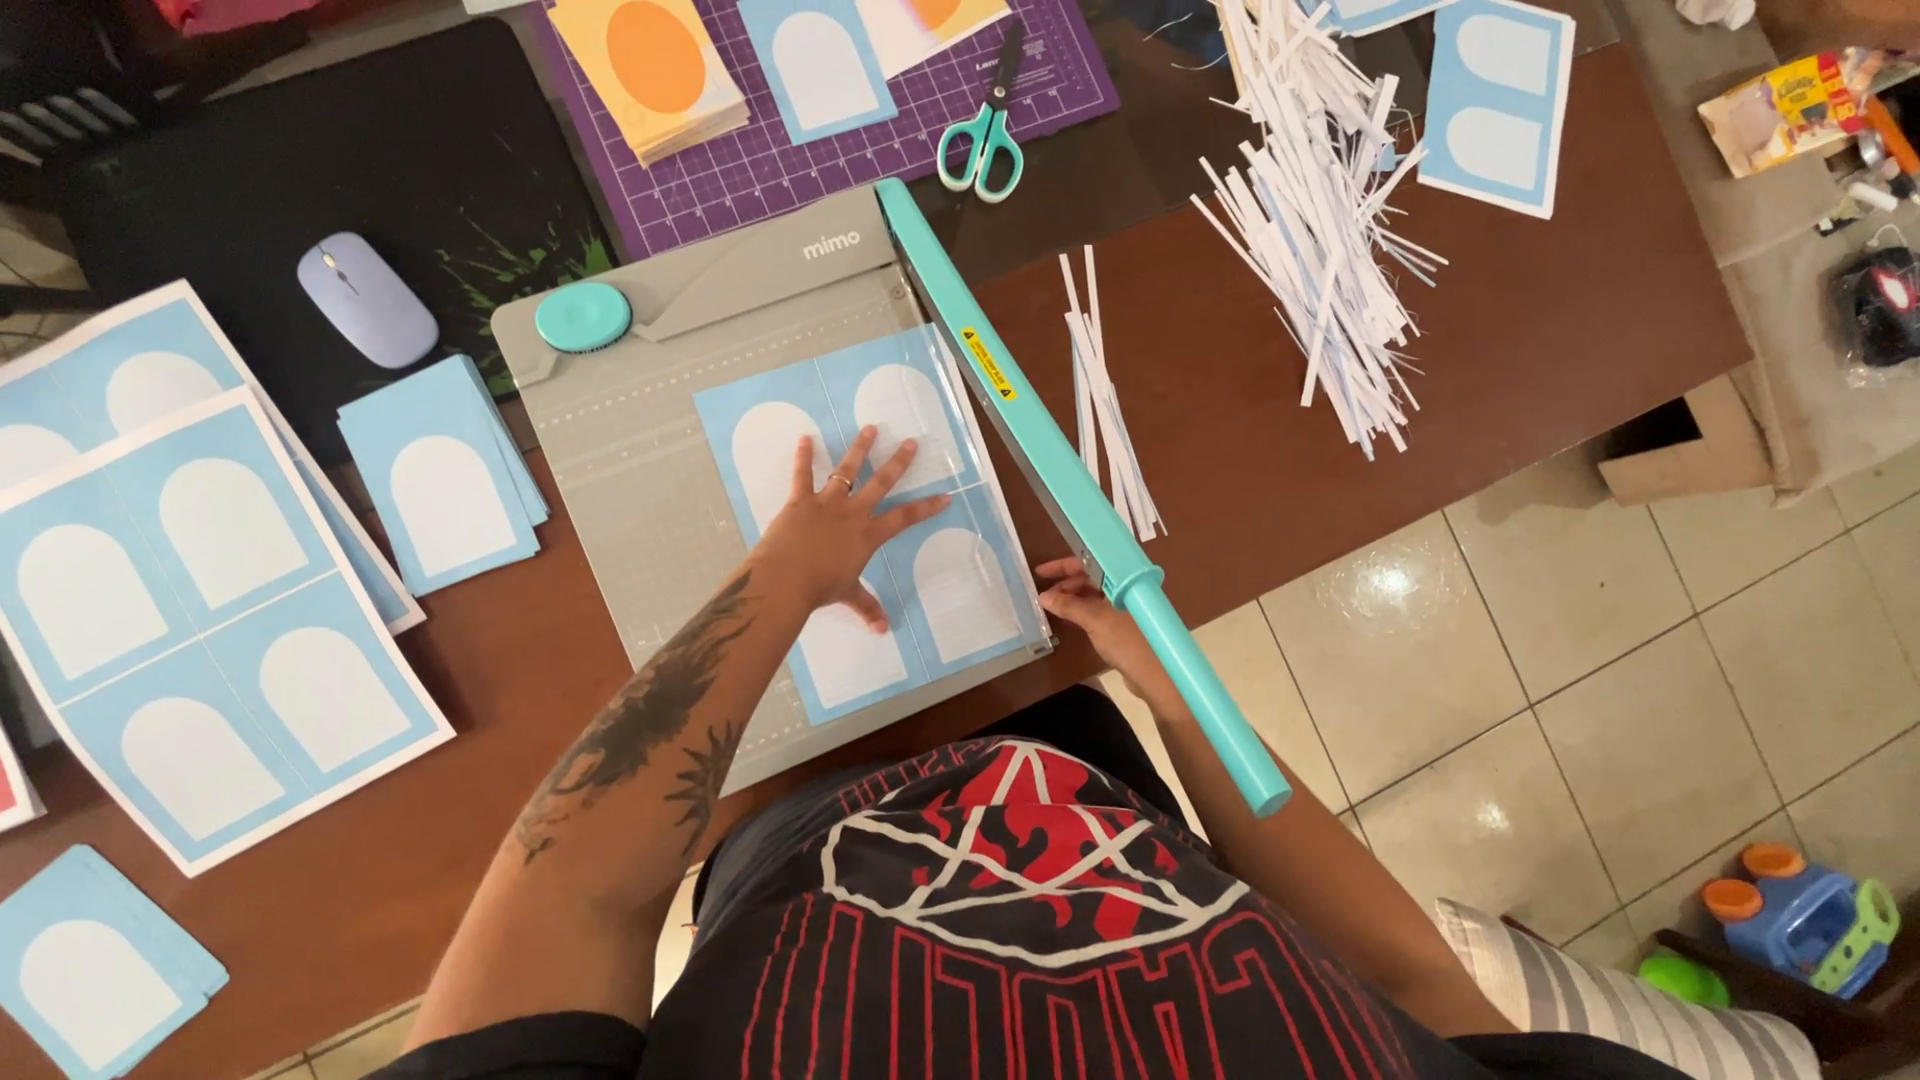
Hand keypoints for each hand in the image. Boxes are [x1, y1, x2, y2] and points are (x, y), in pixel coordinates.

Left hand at [752, 425, 949, 629]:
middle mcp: (852, 513)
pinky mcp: (800, 501)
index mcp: (867, 535)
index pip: (904, 518)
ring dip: (859, 449)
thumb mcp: (848, 595)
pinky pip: (802, 475)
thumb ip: (867, 607)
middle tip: (911, 442)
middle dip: (898, 462)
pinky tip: (804, 438)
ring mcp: (826, 503)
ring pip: (847, 470)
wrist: (785, 580)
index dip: (926, 507)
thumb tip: (882, 630)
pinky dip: (803, 456)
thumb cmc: (819, 589)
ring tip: (869, 428)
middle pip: (881, 483)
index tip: (946, 495)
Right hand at [1034, 557, 1174, 699]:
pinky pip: (1098, 612)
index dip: (1064, 566)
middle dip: (1066, 584)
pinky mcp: (1125, 626)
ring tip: (1051, 606)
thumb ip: (1069, 606)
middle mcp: (1126, 590)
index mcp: (1123, 580)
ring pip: (1094, 596)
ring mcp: (1126, 608)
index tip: (1041, 572)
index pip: (1091, 564)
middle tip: (1044, 595)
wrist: (1156, 676)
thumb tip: (1043, 597)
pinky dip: (1082, 612)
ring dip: (1073, 599)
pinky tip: (1068, 619)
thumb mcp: (1095, 621)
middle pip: (1092, 579)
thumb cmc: (1128, 641)